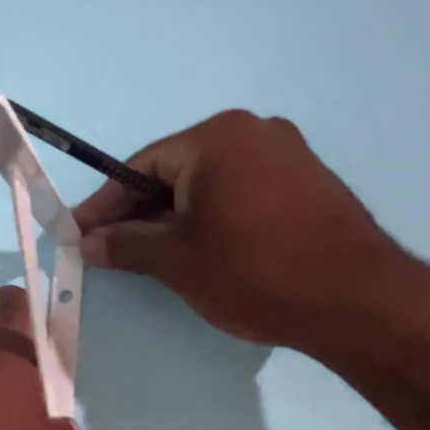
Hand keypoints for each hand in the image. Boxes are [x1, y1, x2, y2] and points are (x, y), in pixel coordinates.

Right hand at [73, 110, 409, 347]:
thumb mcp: (176, 261)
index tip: (77, 235)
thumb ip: (127, 245)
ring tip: (147, 258)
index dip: (103, 205)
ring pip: (207, 185)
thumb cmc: (252, 272)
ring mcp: (286, 154)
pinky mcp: (305, 183)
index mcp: (217, 139)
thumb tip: (91, 242)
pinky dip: (208, 219)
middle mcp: (254, 131)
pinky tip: (196, 252)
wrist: (352, 299)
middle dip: (137, 213)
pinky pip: (238, 194)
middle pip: (174, 172)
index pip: (140, 168)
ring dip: (172, 219)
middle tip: (107, 250)